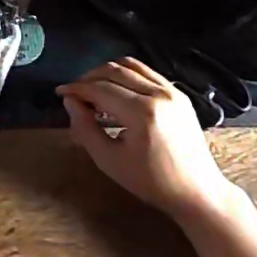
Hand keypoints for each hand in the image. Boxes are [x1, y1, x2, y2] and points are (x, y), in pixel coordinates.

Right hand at [57, 58, 245, 216]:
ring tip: (93, 89)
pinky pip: (147, 72)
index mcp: (142, 112)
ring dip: (106, 73)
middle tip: (74, 93)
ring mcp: (173, 91)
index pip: (100, 88)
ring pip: (131, 65)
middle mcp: (159, 94)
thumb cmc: (151, 181)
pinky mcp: (179, 94)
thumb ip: (85, 128)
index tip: (60, 93)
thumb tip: (70, 102)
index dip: (76, 88)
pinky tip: (116, 92)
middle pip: (114, 71)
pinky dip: (126, 75)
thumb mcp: (109, 160)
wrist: (197, 191)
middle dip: (88, 78)